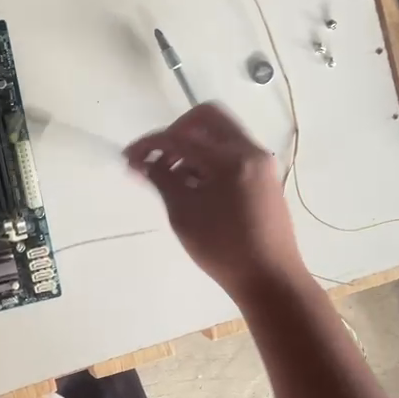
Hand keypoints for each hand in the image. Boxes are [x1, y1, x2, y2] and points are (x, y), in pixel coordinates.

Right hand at [124, 103, 306, 298]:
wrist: (270, 278)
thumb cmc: (223, 249)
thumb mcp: (183, 214)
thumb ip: (161, 179)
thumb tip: (142, 161)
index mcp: (229, 159)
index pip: (179, 137)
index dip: (149, 145)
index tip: (128, 158)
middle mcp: (249, 151)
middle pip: (206, 118)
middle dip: (174, 132)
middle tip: (156, 157)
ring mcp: (260, 163)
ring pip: (219, 134)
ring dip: (191, 146)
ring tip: (170, 177)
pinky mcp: (262, 176)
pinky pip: (230, 152)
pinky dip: (207, 158)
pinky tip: (192, 186)